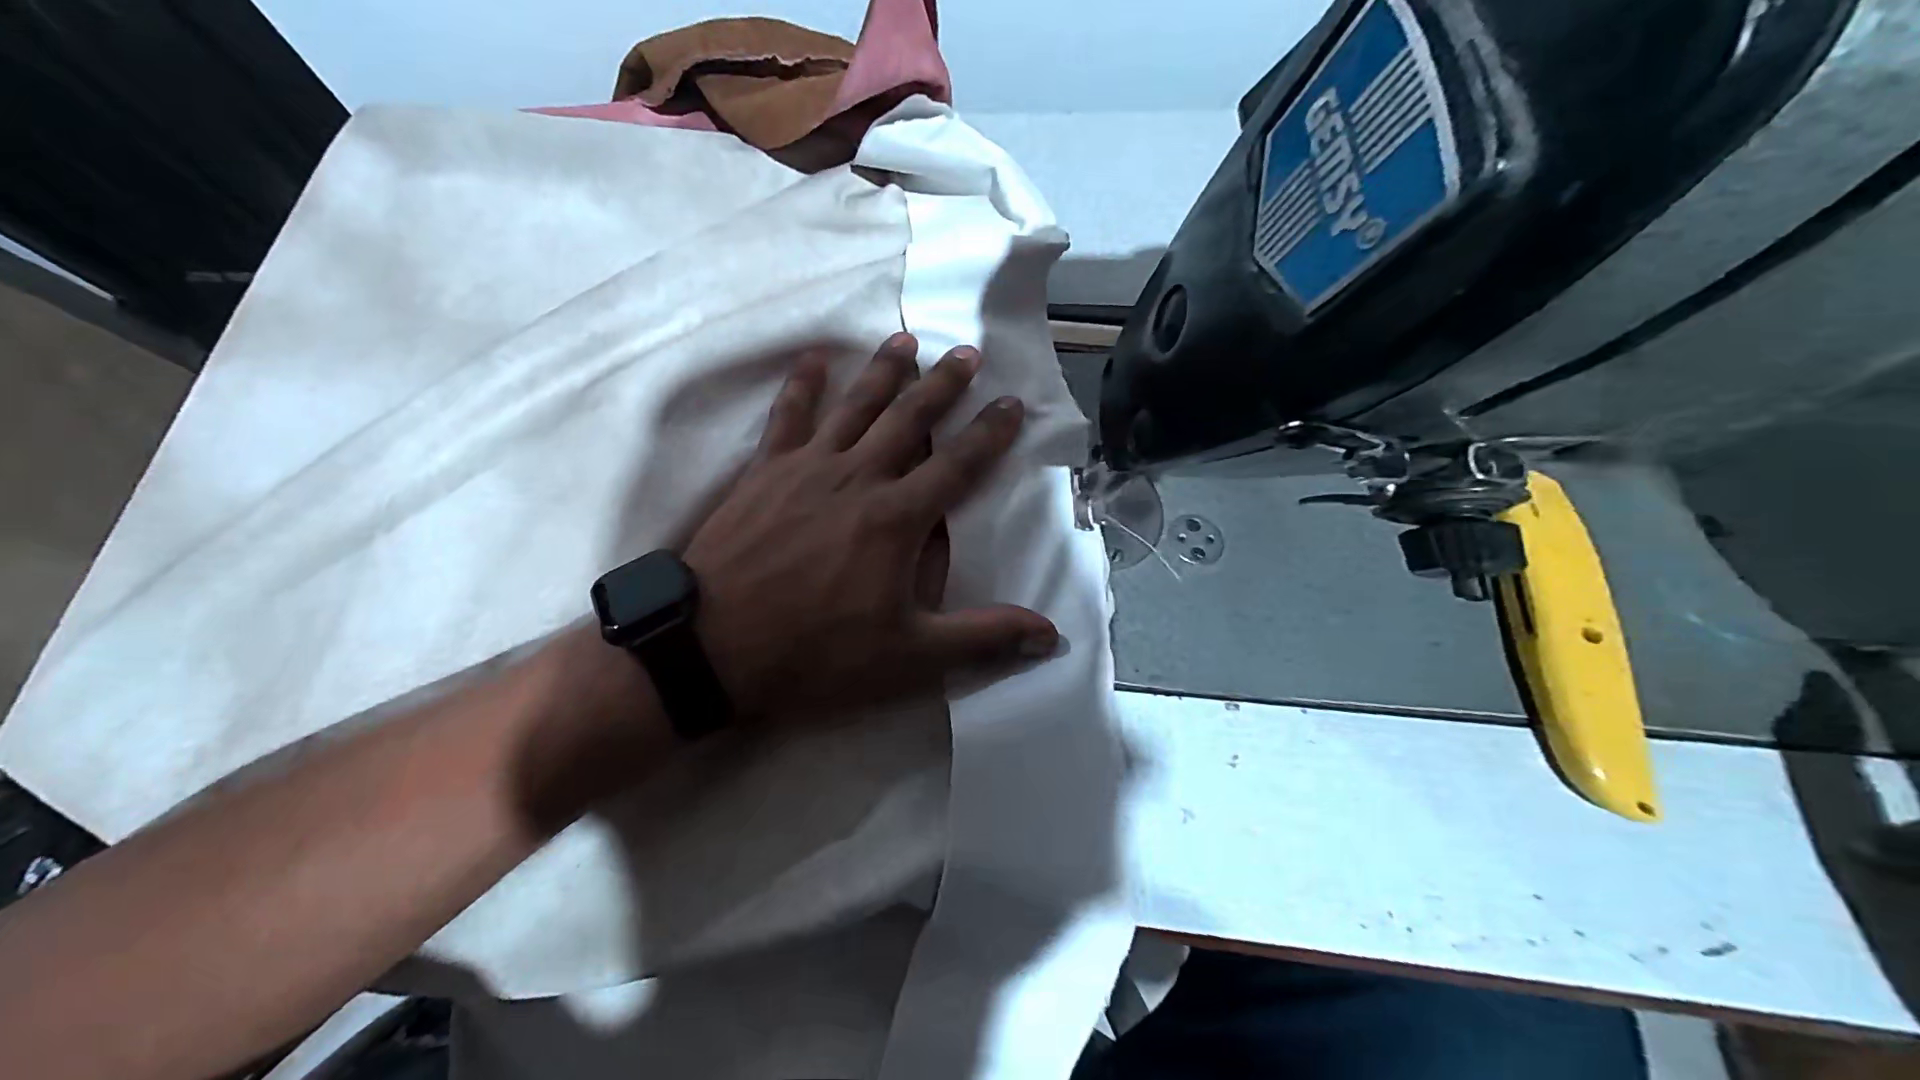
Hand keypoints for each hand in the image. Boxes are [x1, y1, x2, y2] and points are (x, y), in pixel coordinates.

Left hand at [684, 332, 1057, 719]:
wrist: (714, 647)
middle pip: (909, 419)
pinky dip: (802, 384)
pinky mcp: (765, 471)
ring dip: (883, 372)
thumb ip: (982, 637)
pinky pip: (788, 416)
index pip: (958, 464)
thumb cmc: (818, 652)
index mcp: (898, 518)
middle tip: (966, 353)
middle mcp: (858, 478)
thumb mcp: (911, 656)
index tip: (1011, 403)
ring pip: (855, 406)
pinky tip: (814, 360)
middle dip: (942, 384)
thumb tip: (1050, 634)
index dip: (991, 432)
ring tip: (905, 341)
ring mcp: (807, 468)